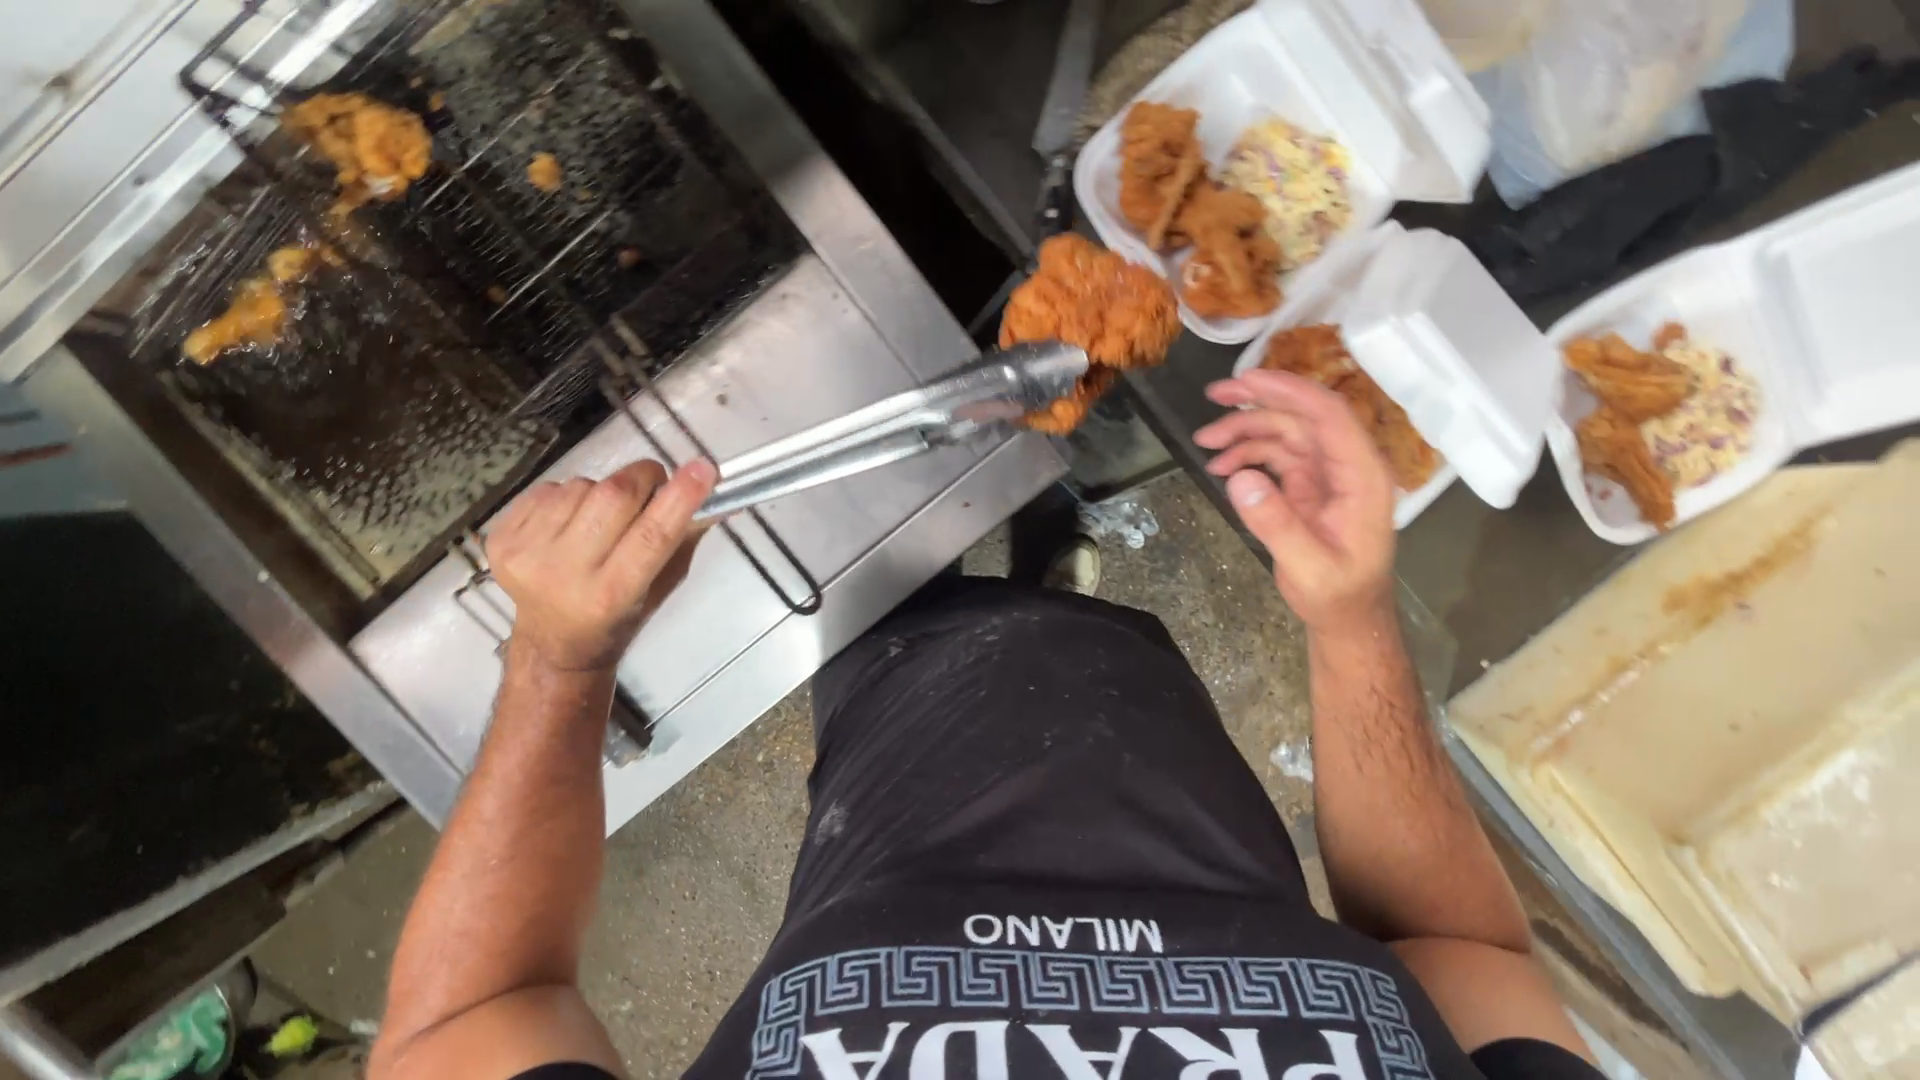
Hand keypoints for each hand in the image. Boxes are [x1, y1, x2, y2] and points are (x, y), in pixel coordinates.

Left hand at [485, 459, 716, 672]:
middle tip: (654, 485)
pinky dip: (569, 496)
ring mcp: (525, 555)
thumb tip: (712, 486)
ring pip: (581, 486)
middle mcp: (564, 575)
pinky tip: (571, 523)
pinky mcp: (499, 540)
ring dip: (604, 491)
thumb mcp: (661, 586)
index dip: (679, 498)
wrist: (554, 642)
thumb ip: (684, 537)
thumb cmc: (620, 615)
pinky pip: (548, 489)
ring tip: (604, 517)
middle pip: (613, 497)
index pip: (651, 535)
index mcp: (611, 595)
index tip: (703, 468)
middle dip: (643, 479)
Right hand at [1194, 369, 1395, 636]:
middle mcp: (1346, 465)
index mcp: (1361, 476)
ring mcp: (1326, 474)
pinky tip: (1220, 467)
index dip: (1289, 392)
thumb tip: (1239, 476)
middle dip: (1258, 401)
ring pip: (1285, 432)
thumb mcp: (1307, 565)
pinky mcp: (1308, 485)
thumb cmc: (1337, 594)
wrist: (1346, 617)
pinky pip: (1276, 456)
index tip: (1247, 381)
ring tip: (1204, 441)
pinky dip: (1247, 455)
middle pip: (1303, 416)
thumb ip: (1275, 522)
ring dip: (1244, 431)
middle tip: (1214, 394)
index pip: (1329, 416)